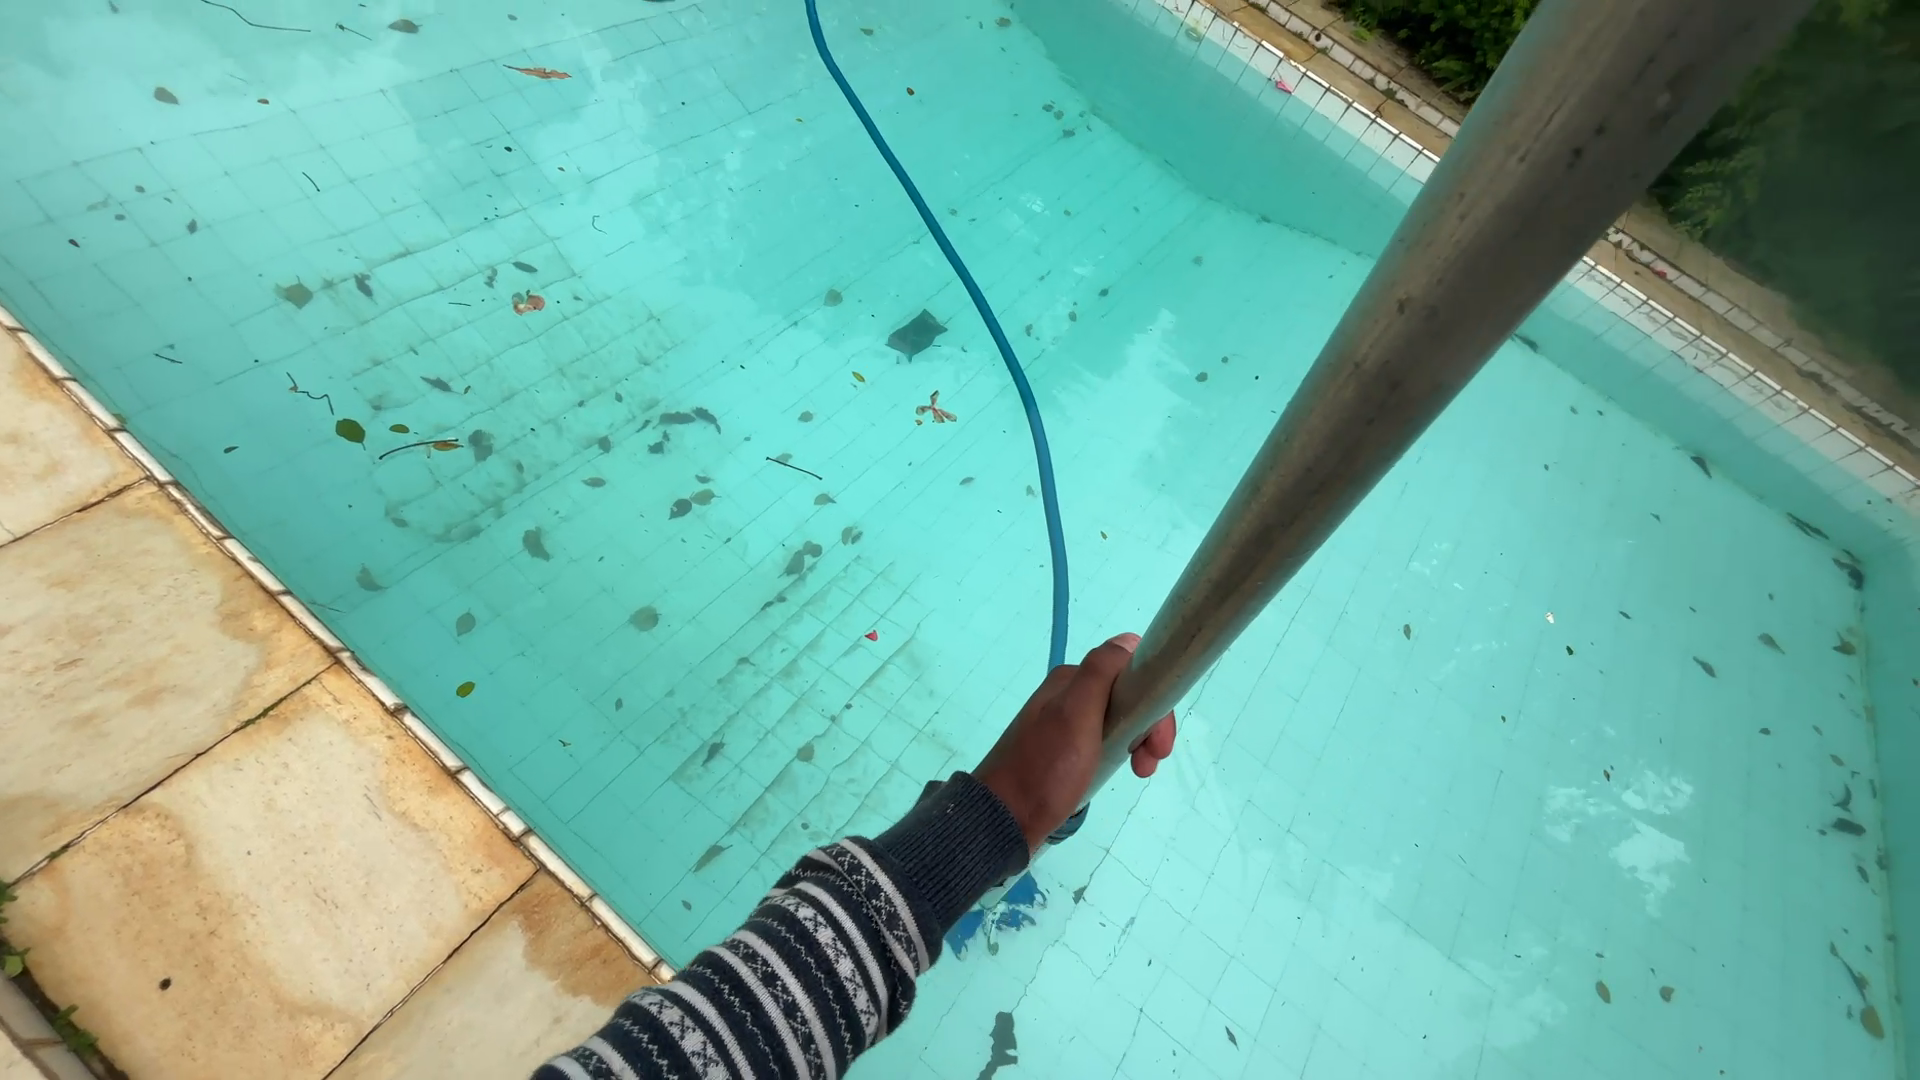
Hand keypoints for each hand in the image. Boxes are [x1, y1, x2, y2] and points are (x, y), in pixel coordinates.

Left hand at [972, 633, 1177, 852]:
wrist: (1004, 819)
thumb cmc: (1045, 767)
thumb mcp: (1075, 714)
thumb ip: (1100, 673)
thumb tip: (1129, 639)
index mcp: (1071, 680)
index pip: (1129, 671)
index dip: (1152, 699)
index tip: (1157, 739)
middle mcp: (1069, 696)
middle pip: (1127, 697)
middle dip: (1148, 727)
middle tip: (1148, 764)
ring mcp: (1067, 724)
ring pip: (1120, 720)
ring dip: (1138, 743)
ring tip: (1138, 772)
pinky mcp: (1066, 750)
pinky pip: (1105, 740)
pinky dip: (1121, 754)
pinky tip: (1121, 771)